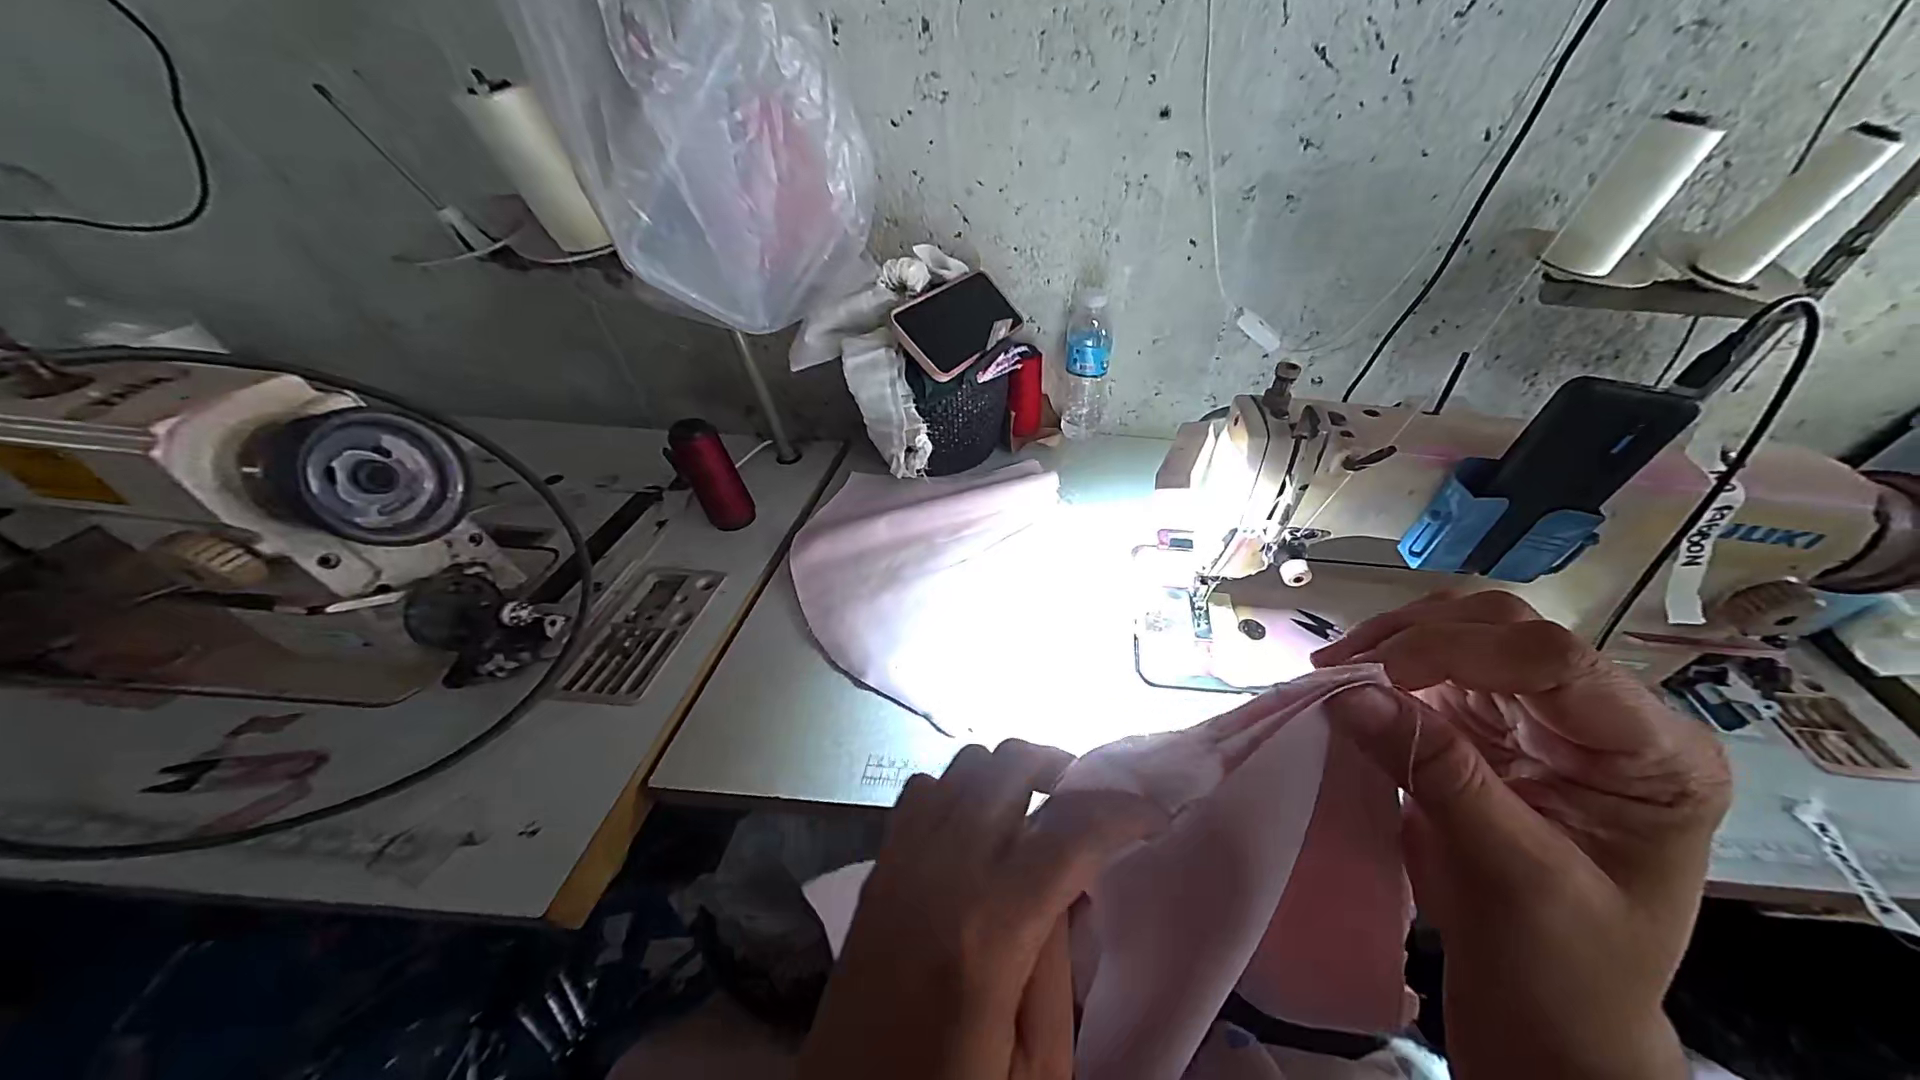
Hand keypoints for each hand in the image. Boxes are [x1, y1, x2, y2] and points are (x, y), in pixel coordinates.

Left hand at [797, 740, 1164, 1079]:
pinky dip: (959, 788)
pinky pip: (921, 790)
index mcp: (989, 929)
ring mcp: (899, 861)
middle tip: (1089, 805)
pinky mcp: (875, 868)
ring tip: (1038, 809)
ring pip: (963, 766)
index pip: (1068, 830)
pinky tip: (977, 827)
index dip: (1122, 810)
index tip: (1154, 817)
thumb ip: (1059, 964)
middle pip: (1007, 766)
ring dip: (1010, 773)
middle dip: (1061, 767)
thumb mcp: (1038, 1066)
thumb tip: (1074, 881)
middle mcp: (939, 871)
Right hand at [1311, 591, 1730, 1079]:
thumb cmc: (1560, 961)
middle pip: (1507, 629)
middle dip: (1418, 636)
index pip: (1556, 660)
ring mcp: (1540, 715)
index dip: (1458, 651)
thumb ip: (1440, 775)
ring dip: (1393, 641)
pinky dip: (1383, 665)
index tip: (1375, 677)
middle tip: (1342, 666)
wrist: (1543, 1005)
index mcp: (1654, 754)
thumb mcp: (1511, 872)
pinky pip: (1431, 666)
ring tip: (1336, 667)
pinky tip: (1347, 678)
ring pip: (1464, 631)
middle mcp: (1603, 717)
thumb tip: (1351, 695)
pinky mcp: (1487, 721)